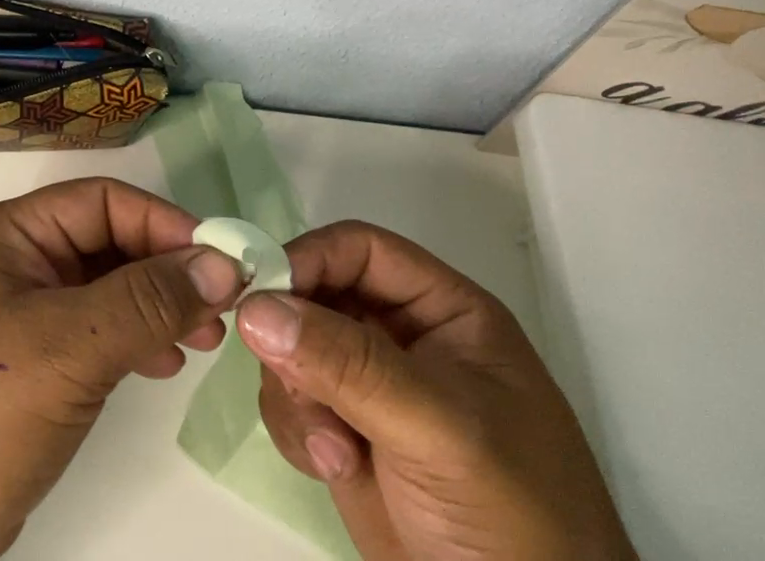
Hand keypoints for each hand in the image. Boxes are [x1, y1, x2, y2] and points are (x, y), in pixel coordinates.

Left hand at [0, 177, 246, 558]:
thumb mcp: (68, 347)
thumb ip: (147, 300)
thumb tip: (225, 262)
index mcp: (8, 236)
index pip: (101, 202)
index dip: (165, 224)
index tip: (226, 263)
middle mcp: (13, 265)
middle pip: (106, 242)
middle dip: (166, 269)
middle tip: (223, 310)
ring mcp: (19, 317)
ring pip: (105, 290)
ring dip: (157, 306)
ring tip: (202, 341)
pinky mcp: (29, 366)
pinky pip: (94, 333)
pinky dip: (134, 341)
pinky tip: (162, 364)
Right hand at [236, 221, 636, 560]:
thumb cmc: (510, 514)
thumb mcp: (439, 428)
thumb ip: (349, 364)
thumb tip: (254, 308)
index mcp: (443, 312)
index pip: (361, 250)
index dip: (307, 258)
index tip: (257, 296)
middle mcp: (401, 338)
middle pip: (313, 296)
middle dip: (292, 338)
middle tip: (292, 385)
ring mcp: (369, 387)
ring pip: (290, 349)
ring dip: (293, 394)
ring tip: (332, 449)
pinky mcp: (344, 432)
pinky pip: (289, 401)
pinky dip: (294, 429)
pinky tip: (330, 468)